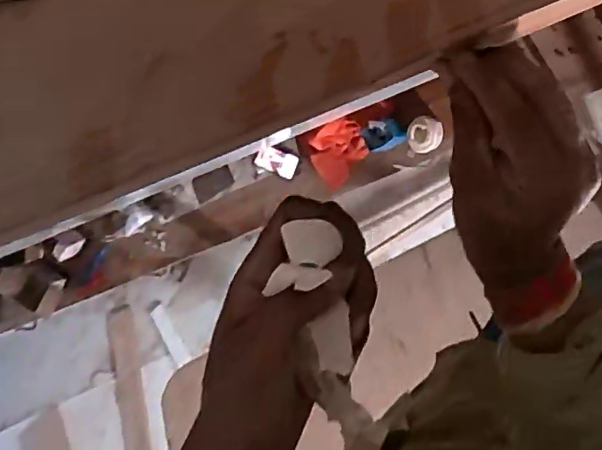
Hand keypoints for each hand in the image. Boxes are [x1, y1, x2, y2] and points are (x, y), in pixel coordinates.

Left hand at [186, 197, 376, 449]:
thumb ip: (303, 297)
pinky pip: (353, 312)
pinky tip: (355, 341)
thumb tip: (349, 265)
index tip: (342, 227)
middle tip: (357, 274)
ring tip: (356, 323)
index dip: (314, 212)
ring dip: (360, 291)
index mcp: (260, 274)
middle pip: (327, 241)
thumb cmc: (240, 389)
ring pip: (347, 276)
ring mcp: (308, 310)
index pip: (288, 220)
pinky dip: (361, 321)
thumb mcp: (263, 336)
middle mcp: (288, 283)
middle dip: (348, 253)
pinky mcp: (327, 336)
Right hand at [445, 42, 597, 292]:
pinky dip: (530, 84)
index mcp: (545, 173)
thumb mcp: (467, 179)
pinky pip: (556, 103)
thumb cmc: (487, 227)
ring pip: (551, 91)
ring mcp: (585, 149)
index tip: (457, 56)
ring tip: (483, 55)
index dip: (483, 79)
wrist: (524, 259)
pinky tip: (505, 73)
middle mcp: (575, 155)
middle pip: (539, 92)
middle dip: (501, 65)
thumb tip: (458, 75)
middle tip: (468, 49)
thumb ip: (467, 124)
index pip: (513, 111)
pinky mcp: (584, 144)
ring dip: (517, 68)